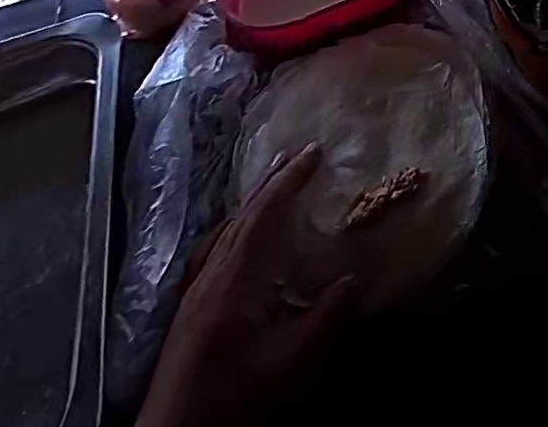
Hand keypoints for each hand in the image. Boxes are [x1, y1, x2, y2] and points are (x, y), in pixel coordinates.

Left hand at [137, 143, 357, 426]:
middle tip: (299, 152)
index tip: (314, 153)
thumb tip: (355, 278)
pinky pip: (216, 242)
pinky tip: (238, 226)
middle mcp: (214, 270)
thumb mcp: (287, 362)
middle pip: (246, 213)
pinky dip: (236, 222)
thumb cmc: (234, 396)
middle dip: (274, 179)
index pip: (267, 214)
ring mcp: (199, 283)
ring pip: (230, 225)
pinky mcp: (192, 298)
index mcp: (237, 277)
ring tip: (276, 175)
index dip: (291, 180)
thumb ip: (323, 318)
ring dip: (256, 197)